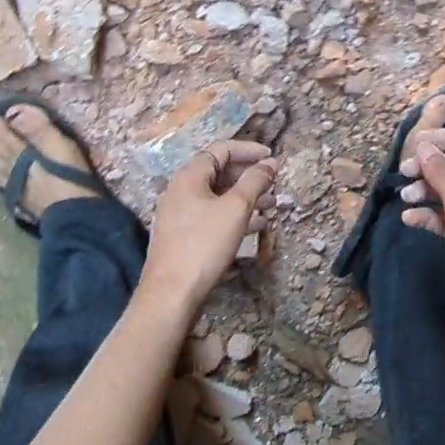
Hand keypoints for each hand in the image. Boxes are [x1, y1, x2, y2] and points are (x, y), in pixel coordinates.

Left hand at [143, 140, 276, 306]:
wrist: (171, 295)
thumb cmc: (204, 244)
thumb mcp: (236, 208)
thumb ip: (255, 181)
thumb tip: (270, 164)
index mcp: (189, 177)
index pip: (221, 149)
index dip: (249, 150)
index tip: (272, 158)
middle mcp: (180, 191)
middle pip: (219, 172)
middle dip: (249, 176)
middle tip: (274, 184)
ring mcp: (179, 215)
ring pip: (217, 196)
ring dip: (245, 197)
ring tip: (271, 206)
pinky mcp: (182, 237)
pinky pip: (212, 216)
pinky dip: (233, 215)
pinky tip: (254, 227)